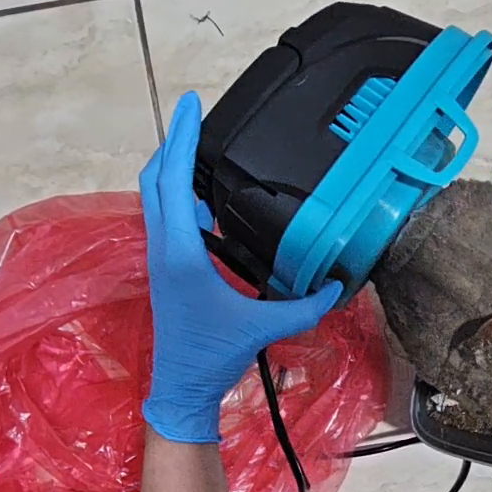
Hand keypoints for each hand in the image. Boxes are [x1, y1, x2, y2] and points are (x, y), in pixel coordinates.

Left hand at [140, 91, 344, 442]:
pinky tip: (203, 201)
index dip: (180, 138)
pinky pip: (164, 218)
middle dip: (172, 143)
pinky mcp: (164, 269)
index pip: (173, 180)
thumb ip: (304, 307)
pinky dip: (177, 197)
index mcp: (182, 253)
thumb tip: (337, 289)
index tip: (191, 105)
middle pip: (155, 178)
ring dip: (171, 169)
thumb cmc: (213, 355)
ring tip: (198, 150)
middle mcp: (163, 248)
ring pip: (155, 198)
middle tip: (194, 118)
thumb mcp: (263, 327)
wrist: (182, 386)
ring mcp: (159, 258)